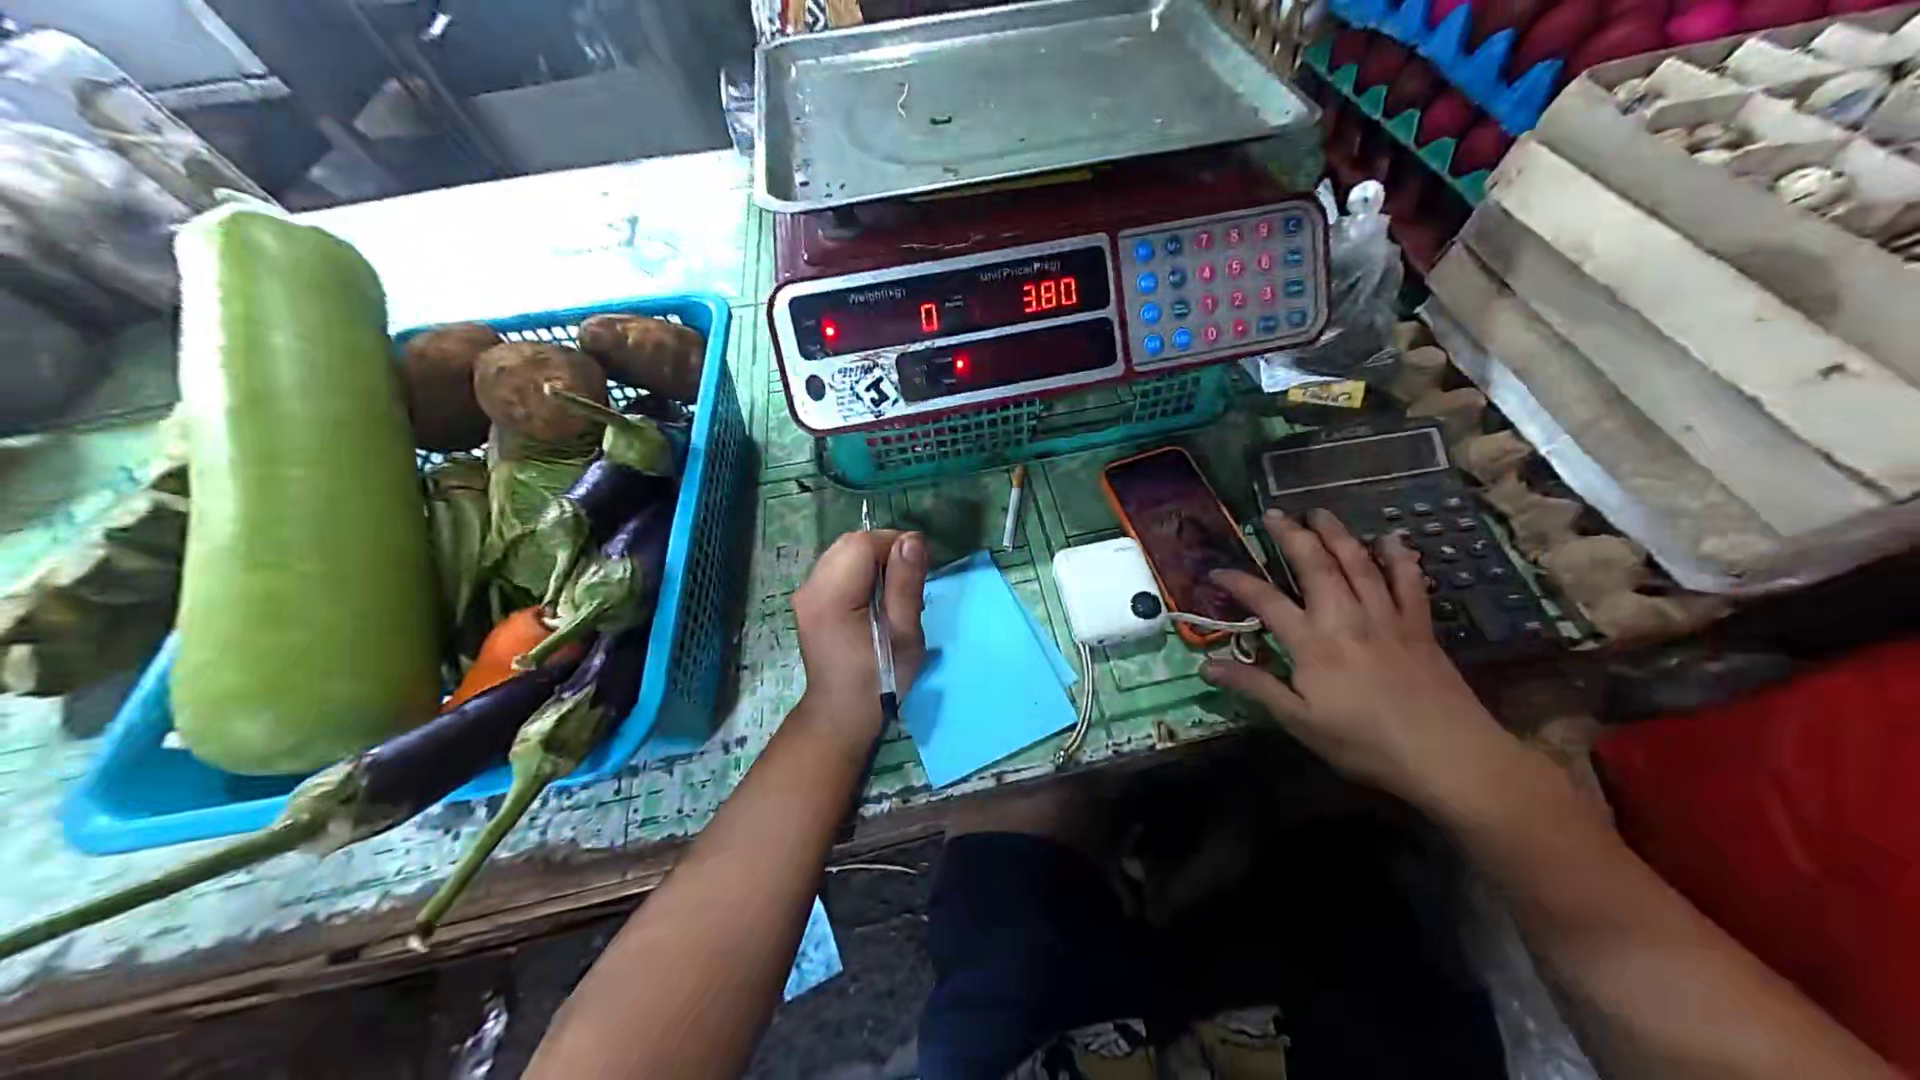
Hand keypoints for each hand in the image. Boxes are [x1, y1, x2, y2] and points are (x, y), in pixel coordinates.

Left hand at [791, 530, 928, 742]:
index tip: (921, 566)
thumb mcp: (904, 635)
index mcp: (831, 597)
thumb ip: (906, 584)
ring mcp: (805, 593)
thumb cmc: (879, 679)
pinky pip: (837, 566)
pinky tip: (875, 598)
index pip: (863, 543)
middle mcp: (810, 588)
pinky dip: (860, 571)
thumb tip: (912, 539)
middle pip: (850, 543)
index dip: (896, 544)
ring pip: (843, 552)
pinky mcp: (808, 599)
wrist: (841, 713)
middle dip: (885, 551)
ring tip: (894, 590)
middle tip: (910, 580)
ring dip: (873, 560)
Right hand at [1200, 509, 1517, 807]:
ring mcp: (1386, 618)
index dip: (1237, 582)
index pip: (1265, 600)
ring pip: (1359, 564)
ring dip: (1337, 534)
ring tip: (1319, 512)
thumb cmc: (1365, 744)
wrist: (1450, 757)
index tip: (1216, 571)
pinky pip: (1409, 582)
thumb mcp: (1299, 721)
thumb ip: (1255, 687)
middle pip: (1315, 566)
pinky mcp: (1419, 627)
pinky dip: (1399, 558)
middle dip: (1292, 536)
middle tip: (1274, 514)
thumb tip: (1207, 665)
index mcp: (1312, 643)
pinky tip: (1391, 539)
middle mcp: (1346, 618)